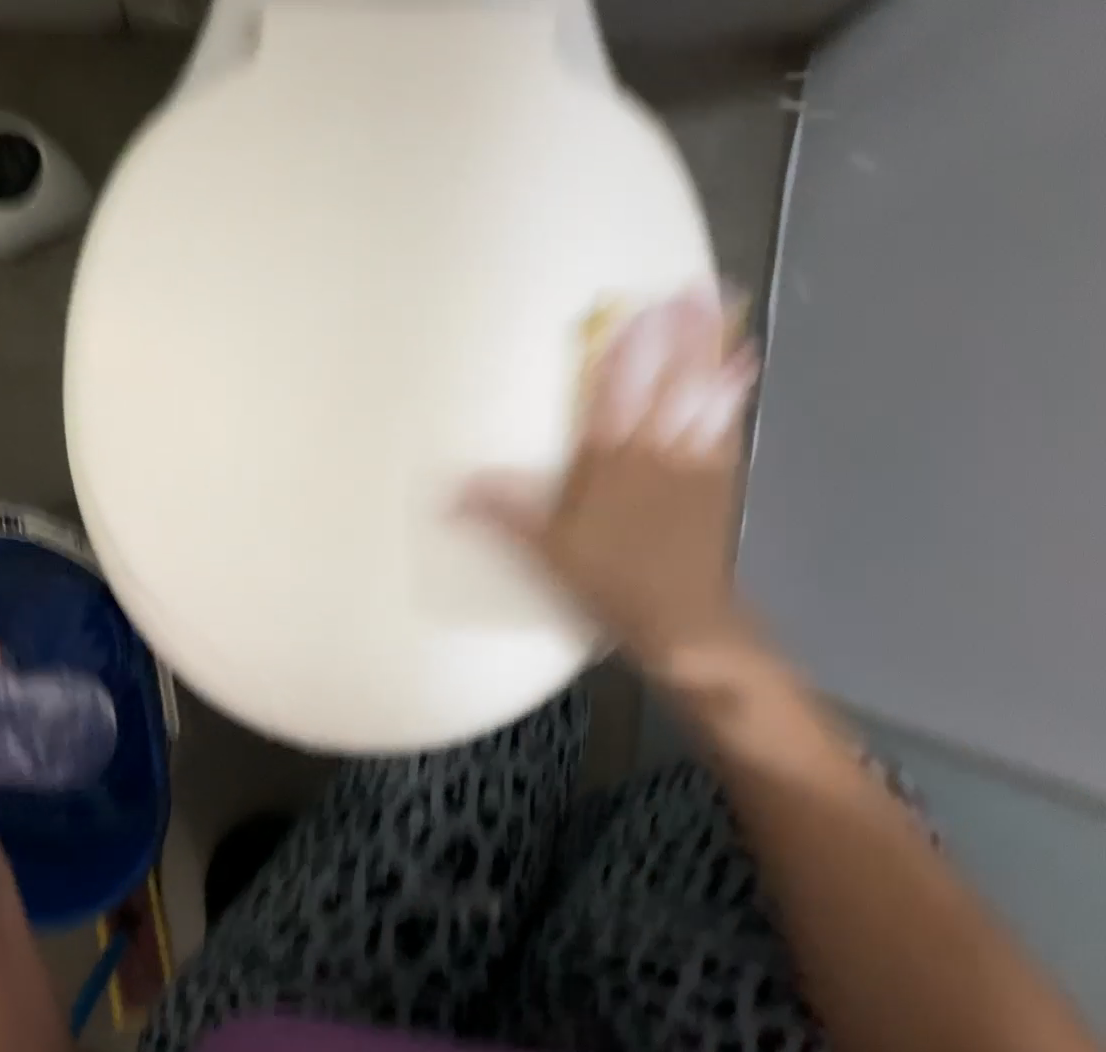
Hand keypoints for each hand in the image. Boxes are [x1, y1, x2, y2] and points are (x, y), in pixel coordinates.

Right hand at [463, 285, 759, 678]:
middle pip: (668, 384)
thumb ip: (504, 513)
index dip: (625, 353)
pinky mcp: (719, 480)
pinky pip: (726, 422)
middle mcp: (655, 454)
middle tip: (692, 286)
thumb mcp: (546, 553)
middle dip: (679, 334)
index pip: (614, 398)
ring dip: (710, 349)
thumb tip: (452, 489)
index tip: (634, 310)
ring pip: (702, 395)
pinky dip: (733, 391)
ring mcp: (694, 464)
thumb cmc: (609, 582)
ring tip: (720, 305)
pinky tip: (742, 366)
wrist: (686, 622)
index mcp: (610, 467)